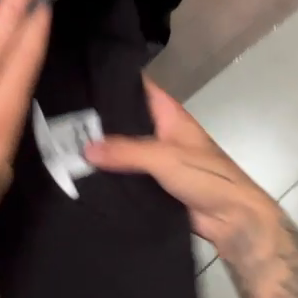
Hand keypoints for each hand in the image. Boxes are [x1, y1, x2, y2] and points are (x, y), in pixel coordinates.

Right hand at [84, 78, 282, 254]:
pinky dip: (110, 174)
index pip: (140, 88)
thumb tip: (85, 148)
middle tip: (66, 115)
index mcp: (169, 115)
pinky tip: (84, 173)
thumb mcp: (163, 157)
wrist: (232, 219)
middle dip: (101, 118)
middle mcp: (162, 132)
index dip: (115, 81)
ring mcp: (158, 159)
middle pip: (127, 119)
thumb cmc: (205, 176)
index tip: (83, 78)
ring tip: (66, 142)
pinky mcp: (155, 184)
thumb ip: (124, 152)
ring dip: (104, 150)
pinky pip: (127, 175)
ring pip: (125, 149)